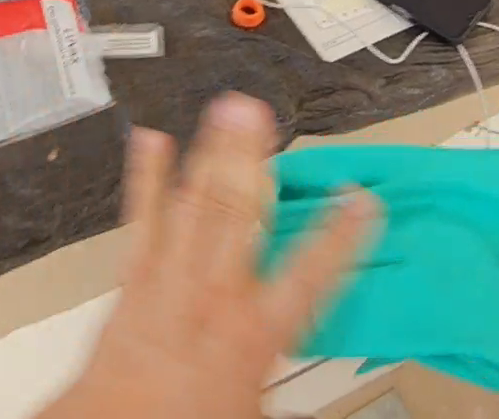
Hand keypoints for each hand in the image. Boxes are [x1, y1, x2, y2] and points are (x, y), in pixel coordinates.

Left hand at [37, 93, 379, 418]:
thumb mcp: (255, 409)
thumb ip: (286, 384)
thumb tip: (316, 402)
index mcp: (254, 332)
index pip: (310, 275)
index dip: (341, 235)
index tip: (362, 199)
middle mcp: (214, 292)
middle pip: (238, 213)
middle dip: (251, 158)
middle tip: (260, 114)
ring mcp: (172, 276)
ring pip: (198, 202)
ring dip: (212, 152)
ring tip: (225, 109)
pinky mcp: (136, 272)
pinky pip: (143, 216)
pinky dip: (147, 176)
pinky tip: (150, 138)